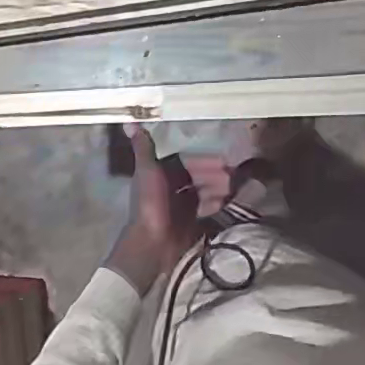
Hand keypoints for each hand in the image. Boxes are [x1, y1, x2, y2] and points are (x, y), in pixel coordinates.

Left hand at [104, 126, 222, 292]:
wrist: (152, 242)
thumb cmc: (149, 204)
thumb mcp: (147, 171)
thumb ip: (143, 148)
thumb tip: (130, 121)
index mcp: (158, 174)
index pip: (184, 162)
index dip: (203, 161)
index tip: (223, 161)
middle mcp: (169, 188)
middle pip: (196, 177)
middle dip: (214, 176)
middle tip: (233, 177)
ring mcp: (179, 206)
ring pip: (203, 192)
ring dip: (218, 189)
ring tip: (234, 189)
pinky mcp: (188, 222)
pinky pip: (206, 209)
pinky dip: (217, 205)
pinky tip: (229, 202)